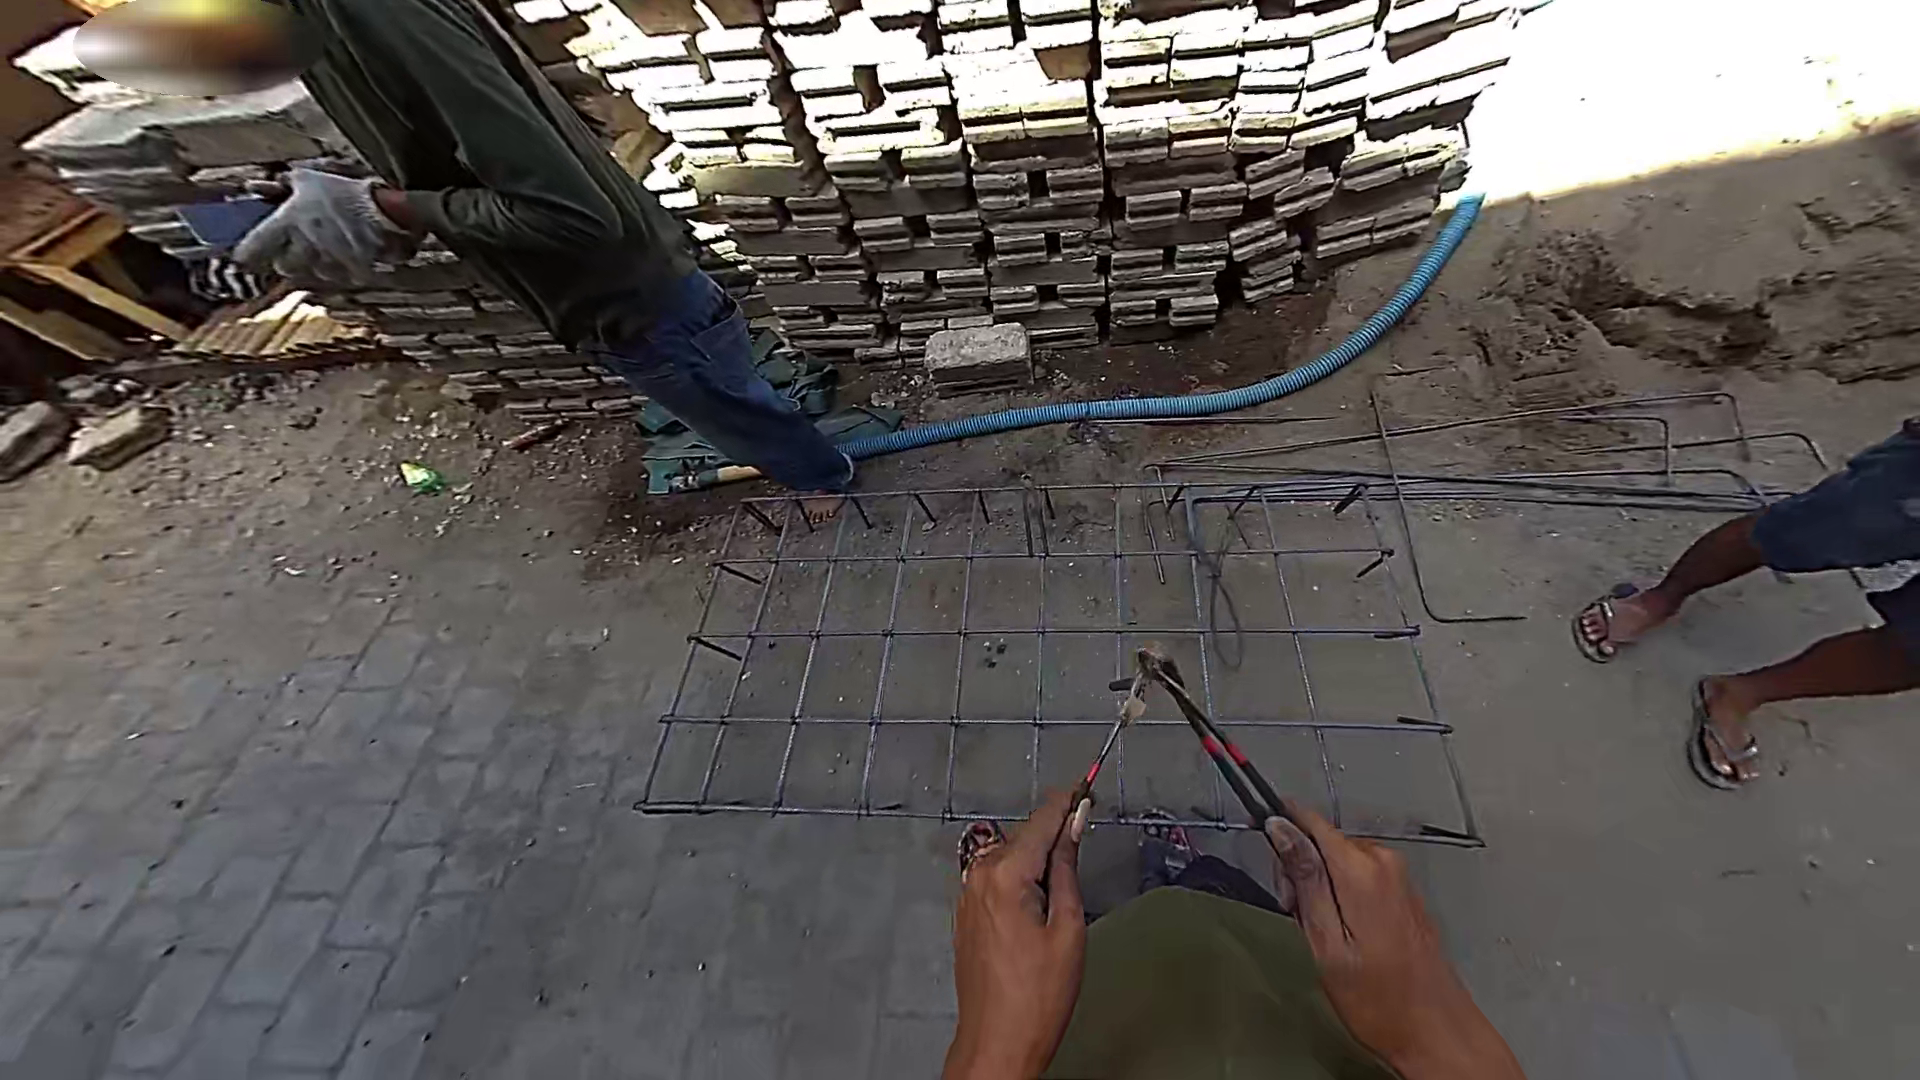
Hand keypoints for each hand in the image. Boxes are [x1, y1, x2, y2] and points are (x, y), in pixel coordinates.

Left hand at [234, 167, 416, 283]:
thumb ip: (281, 186)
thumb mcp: (307, 179)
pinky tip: (348, 265)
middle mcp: (306, 247)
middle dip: (286, 263)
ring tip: (321, 260)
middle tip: (290, 255)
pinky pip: (345, 278)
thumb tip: (258, 188)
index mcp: (286, 224)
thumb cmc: (344, 193)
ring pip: (316, 276)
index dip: (246, 256)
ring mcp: (333, 261)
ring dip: (316, 269)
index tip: (244, 259)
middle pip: (286, 269)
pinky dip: (344, 274)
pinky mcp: (357, 270)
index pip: (253, 250)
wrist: (386, 212)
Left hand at [944, 792, 1091, 1079]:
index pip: (1041, 822)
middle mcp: (980, 871)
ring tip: (1065, 864)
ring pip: (1011, 853)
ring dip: (1037, 851)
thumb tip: (1074, 824)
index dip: (1066, 802)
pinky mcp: (967, 907)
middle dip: (1053, 828)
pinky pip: (997, 873)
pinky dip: (1020, 869)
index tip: (1085, 785)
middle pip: (1024, 835)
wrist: (996, 1044)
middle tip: (1083, 820)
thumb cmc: (1039, 995)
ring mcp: (969, 889)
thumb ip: (1067, 867)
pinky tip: (1038, 890)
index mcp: (1005, 873)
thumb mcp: (1067, 928)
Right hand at [1269, 803, 1525, 1079]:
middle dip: (1299, 869)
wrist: (1444, 1043)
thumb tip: (1279, 827)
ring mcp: (1397, 877)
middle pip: (1318, 839)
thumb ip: (1303, 878)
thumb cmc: (1382, 1002)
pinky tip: (1346, 931)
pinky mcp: (1403, 892)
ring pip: (1334, 856)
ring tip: (1324, 931)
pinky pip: (1355, 872)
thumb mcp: (1325, 941)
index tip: (1265, 847)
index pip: (1306, 819)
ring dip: (1319, 884)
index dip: (1279, 827)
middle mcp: (1383, 862)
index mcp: (1360, 870)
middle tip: (1300, 916)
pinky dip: (1340, 893)